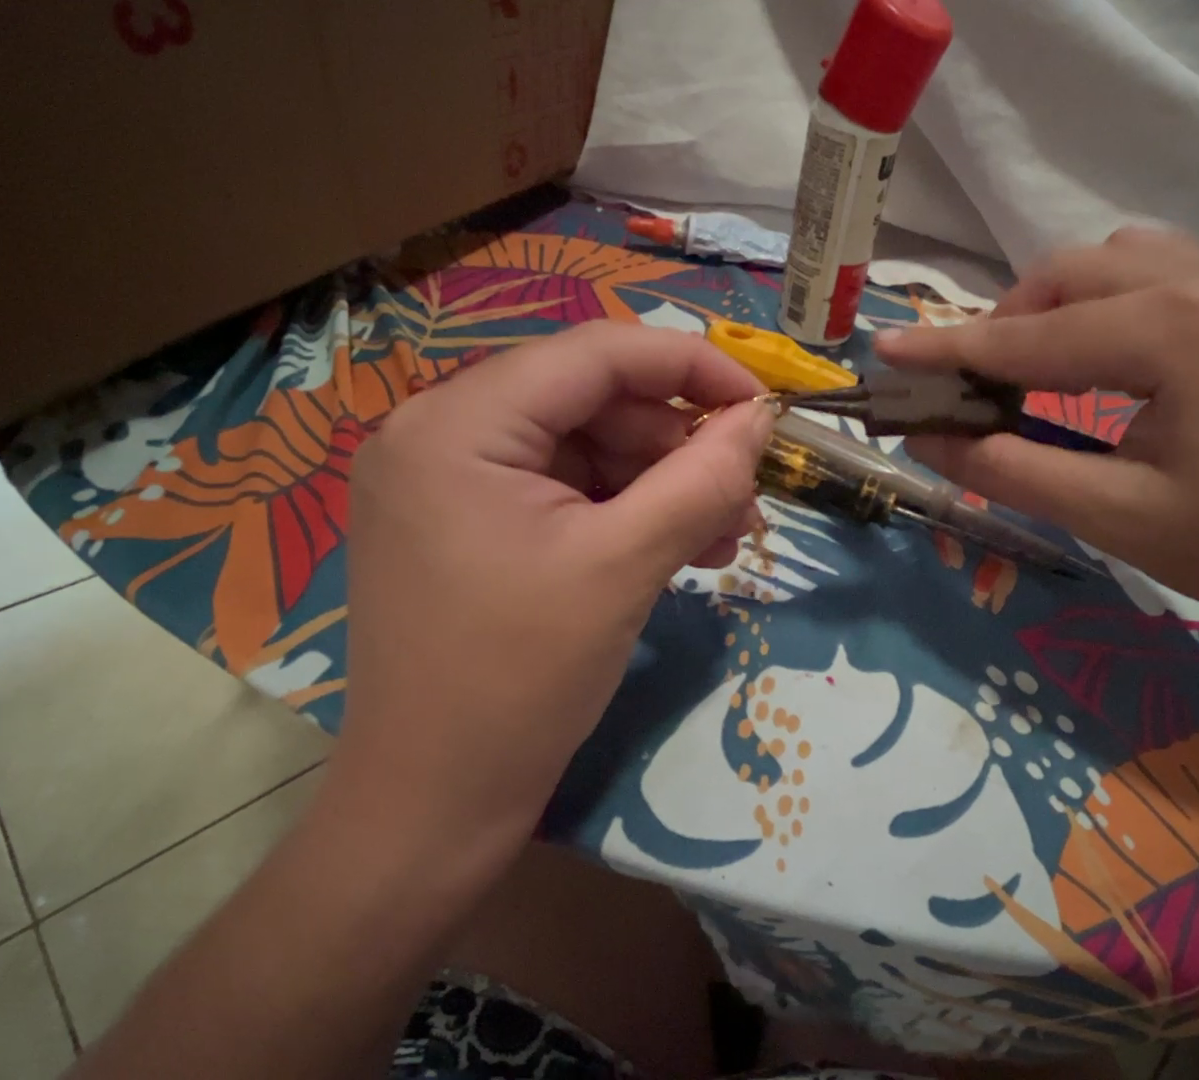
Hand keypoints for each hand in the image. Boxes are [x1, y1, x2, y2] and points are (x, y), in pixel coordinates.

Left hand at [329, 322, 772, 868]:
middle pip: (588, 399)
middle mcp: (437, 433)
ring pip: (580, 448)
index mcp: (457, 425)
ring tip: (722, 538)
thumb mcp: (624, 568)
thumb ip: (701, 478)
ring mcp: (443, 482)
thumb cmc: (521, 681)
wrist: (433, 801)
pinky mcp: (460, 526)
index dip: (691, 365)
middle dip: (676, 443)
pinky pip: (559, 492)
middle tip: (745, 498)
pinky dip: (621, 512)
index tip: (764, 404)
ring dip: (659, 483)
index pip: (594, 353)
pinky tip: (678, 550)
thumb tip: (760, 416)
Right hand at [880, 228, 1198, 647]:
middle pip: (1071, 275)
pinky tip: (1116, 361)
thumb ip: (1011, 468)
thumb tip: (927, 436)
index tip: (886, 349)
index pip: (1028, 337)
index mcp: (1172, 332)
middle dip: (1008, 323)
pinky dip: (1116, 303)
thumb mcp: (1117, 517)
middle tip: (977, 387)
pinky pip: (1169, 273)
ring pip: (1121, 261)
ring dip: (1062, 305)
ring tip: (1041, 370)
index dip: (948, 348)